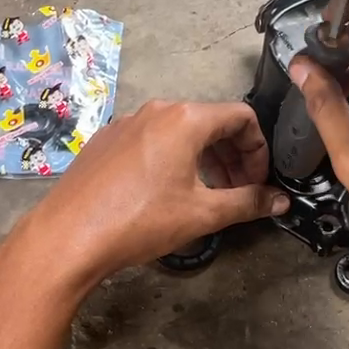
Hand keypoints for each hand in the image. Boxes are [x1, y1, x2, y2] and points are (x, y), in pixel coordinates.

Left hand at [6, 101, 288, 291]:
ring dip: (205, 159)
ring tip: (208, 196)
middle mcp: (156, 111)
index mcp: (185, 119)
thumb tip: (280, 200)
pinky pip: (152, 141)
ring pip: (180, 132)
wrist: (68, 237)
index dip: (259, 150)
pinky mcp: (105, 142)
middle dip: (234, 156)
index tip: (259, 183)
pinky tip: (167, 194)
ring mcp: (126, 124)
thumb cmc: (140, 221)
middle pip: (211, 122)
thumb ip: (247, 202)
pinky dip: (174, 160)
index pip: (241, 117)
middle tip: (241, 192)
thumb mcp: (202, 214)